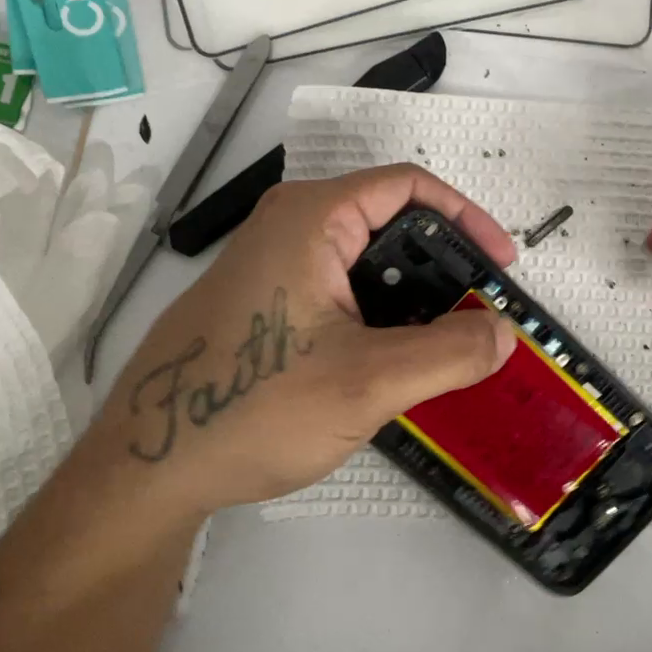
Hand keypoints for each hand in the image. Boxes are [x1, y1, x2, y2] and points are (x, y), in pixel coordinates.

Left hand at [92, 164, 514, 515]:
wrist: (147, 466)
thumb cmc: (255, 408)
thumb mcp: (367, 383)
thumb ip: (449, 354)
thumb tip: (504, 334)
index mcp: (313, 217)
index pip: (410, 186)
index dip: (468, 218)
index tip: (502, 267)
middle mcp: (289, 224)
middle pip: (389, 219)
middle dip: (443, 264)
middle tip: (479, 315)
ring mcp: (270, 261)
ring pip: (363, 259)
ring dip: (411, 295)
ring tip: (444, 345)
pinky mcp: (261, 298)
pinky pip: (337, 286)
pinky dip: (377, 311)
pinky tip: (391, 360)